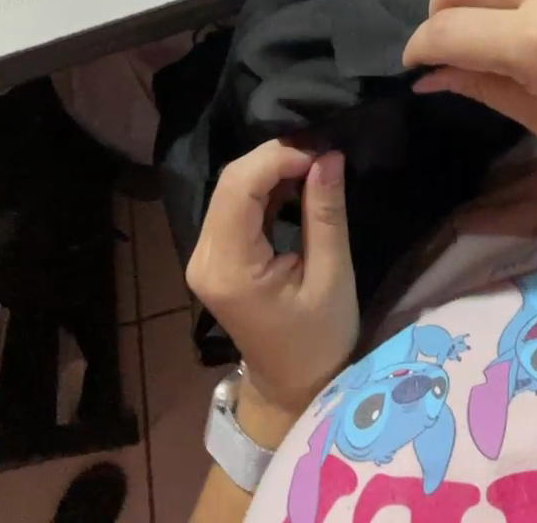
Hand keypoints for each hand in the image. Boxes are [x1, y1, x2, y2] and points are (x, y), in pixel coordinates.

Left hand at [185, 141, 358, 414]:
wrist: (293, 386)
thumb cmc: (319, 339)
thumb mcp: (332, 275)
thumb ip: (325, 212)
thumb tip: (328, 155)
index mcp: (229, 268)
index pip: (240, 187)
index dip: (278, 157)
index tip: (322, 150)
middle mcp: (204, 257)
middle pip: (231, 182)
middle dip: (276, 157)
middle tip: (322, 150)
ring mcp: (204, 256)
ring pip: (232, 188)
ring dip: (272, 168)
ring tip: (316, 162)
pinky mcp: (215, 255)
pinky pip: (235, 204)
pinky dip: (266, 186)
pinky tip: (297, 181)